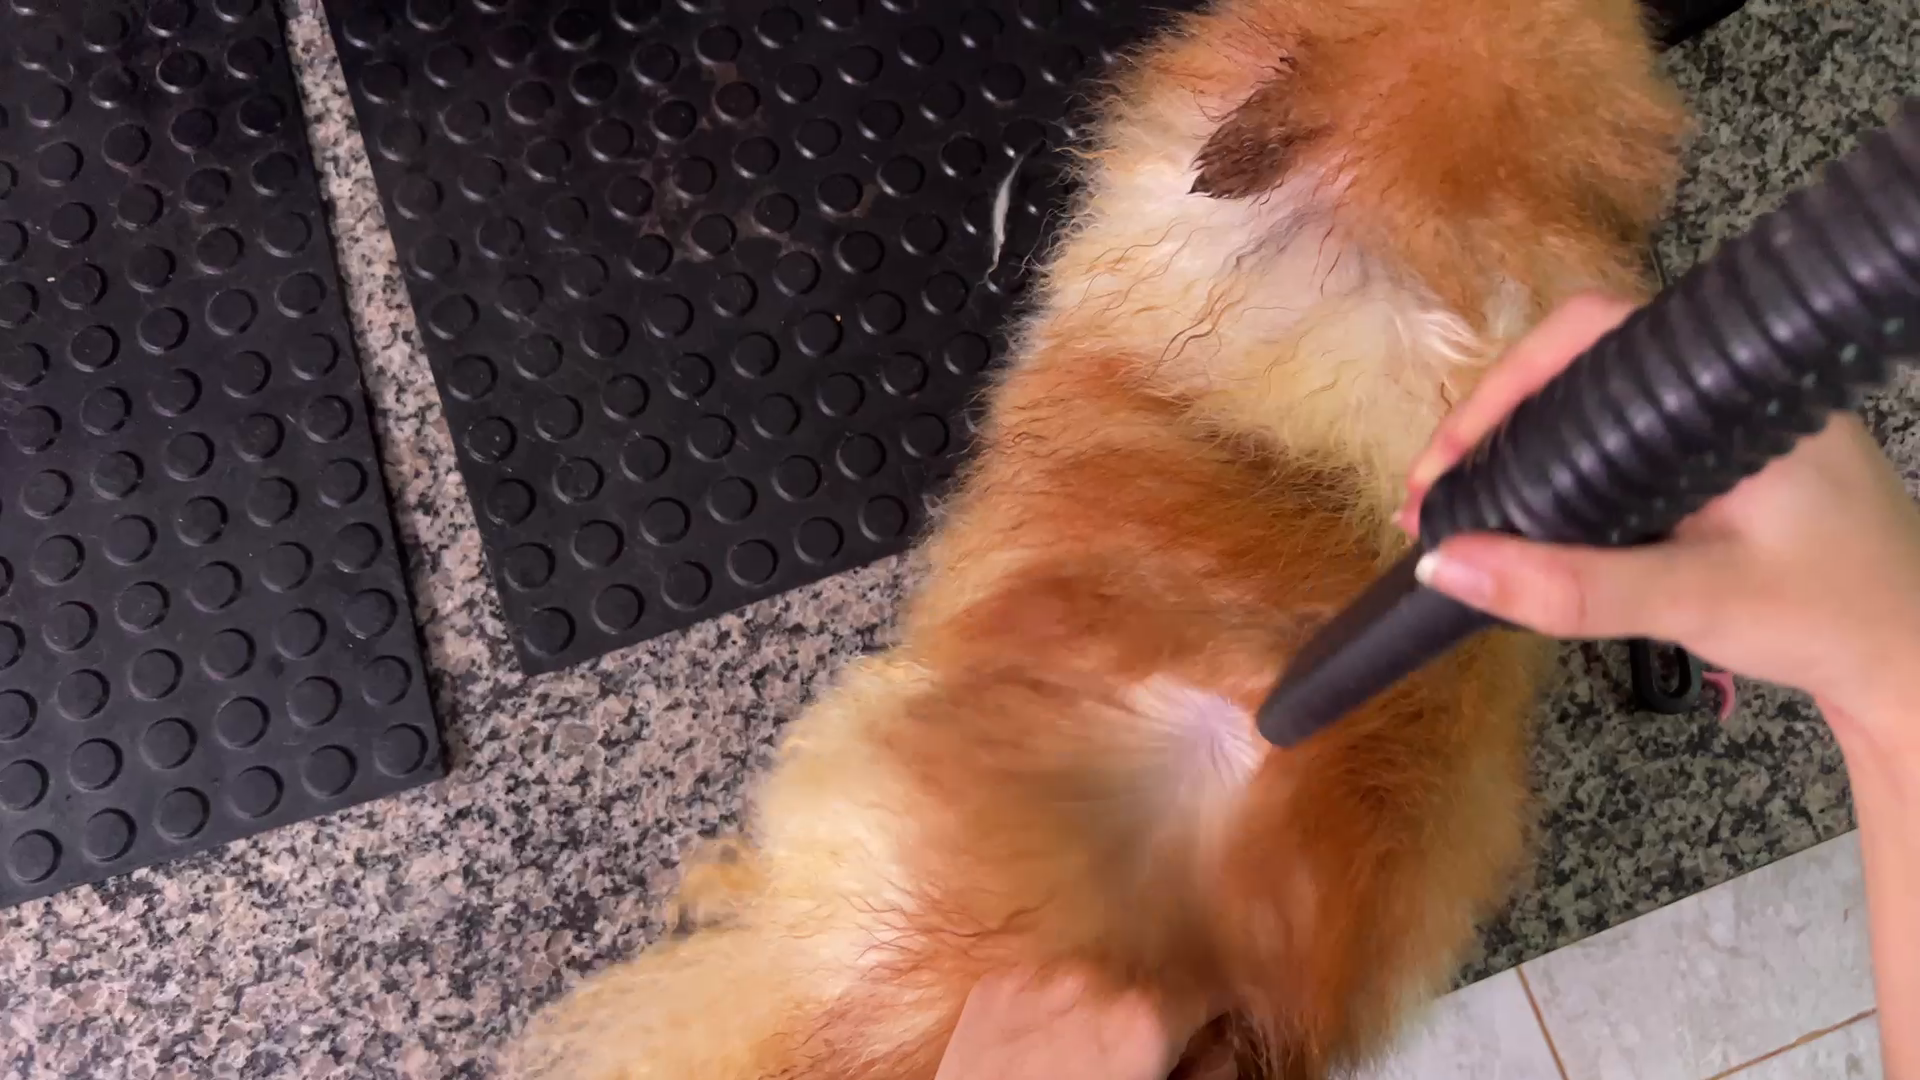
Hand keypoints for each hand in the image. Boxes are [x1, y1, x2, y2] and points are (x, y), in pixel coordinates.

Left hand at [933, 969, 1190, 1079]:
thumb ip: (1202, 1071)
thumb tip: (1218, 1044)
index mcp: (1145, 1017)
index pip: (1205, 985)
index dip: (1206, 1011)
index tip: (1201, 1028)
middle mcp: (1094, 978)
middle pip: (1143, 978)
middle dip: (1147, 1009)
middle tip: (1131, 1055)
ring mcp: (1039, 974)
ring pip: (1090, 973)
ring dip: (1096, 1001)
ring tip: (1080, 1052)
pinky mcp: (997, 981)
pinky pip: (1040, 980)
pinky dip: (1050, 1003)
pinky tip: (1040, 1045)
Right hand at [1400, 294, 1919, 738]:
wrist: (1912, 663)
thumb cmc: (1833, 617)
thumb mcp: (1697, 602)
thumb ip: (1573, 587)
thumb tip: (1438, 564)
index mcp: (1727, 388)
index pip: (1589, 332)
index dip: (1500, 383)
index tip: (1445, 463)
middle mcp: (1705, 392)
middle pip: (1557, 372)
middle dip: (1475, 431)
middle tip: (1426, 499)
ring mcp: (1690, 429)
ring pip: (1560, 414)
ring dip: (1491, 457)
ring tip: (1443, 512)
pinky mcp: (1678, 466)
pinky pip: (1577, 450)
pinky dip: (1521, 478)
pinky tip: (1496, 517)